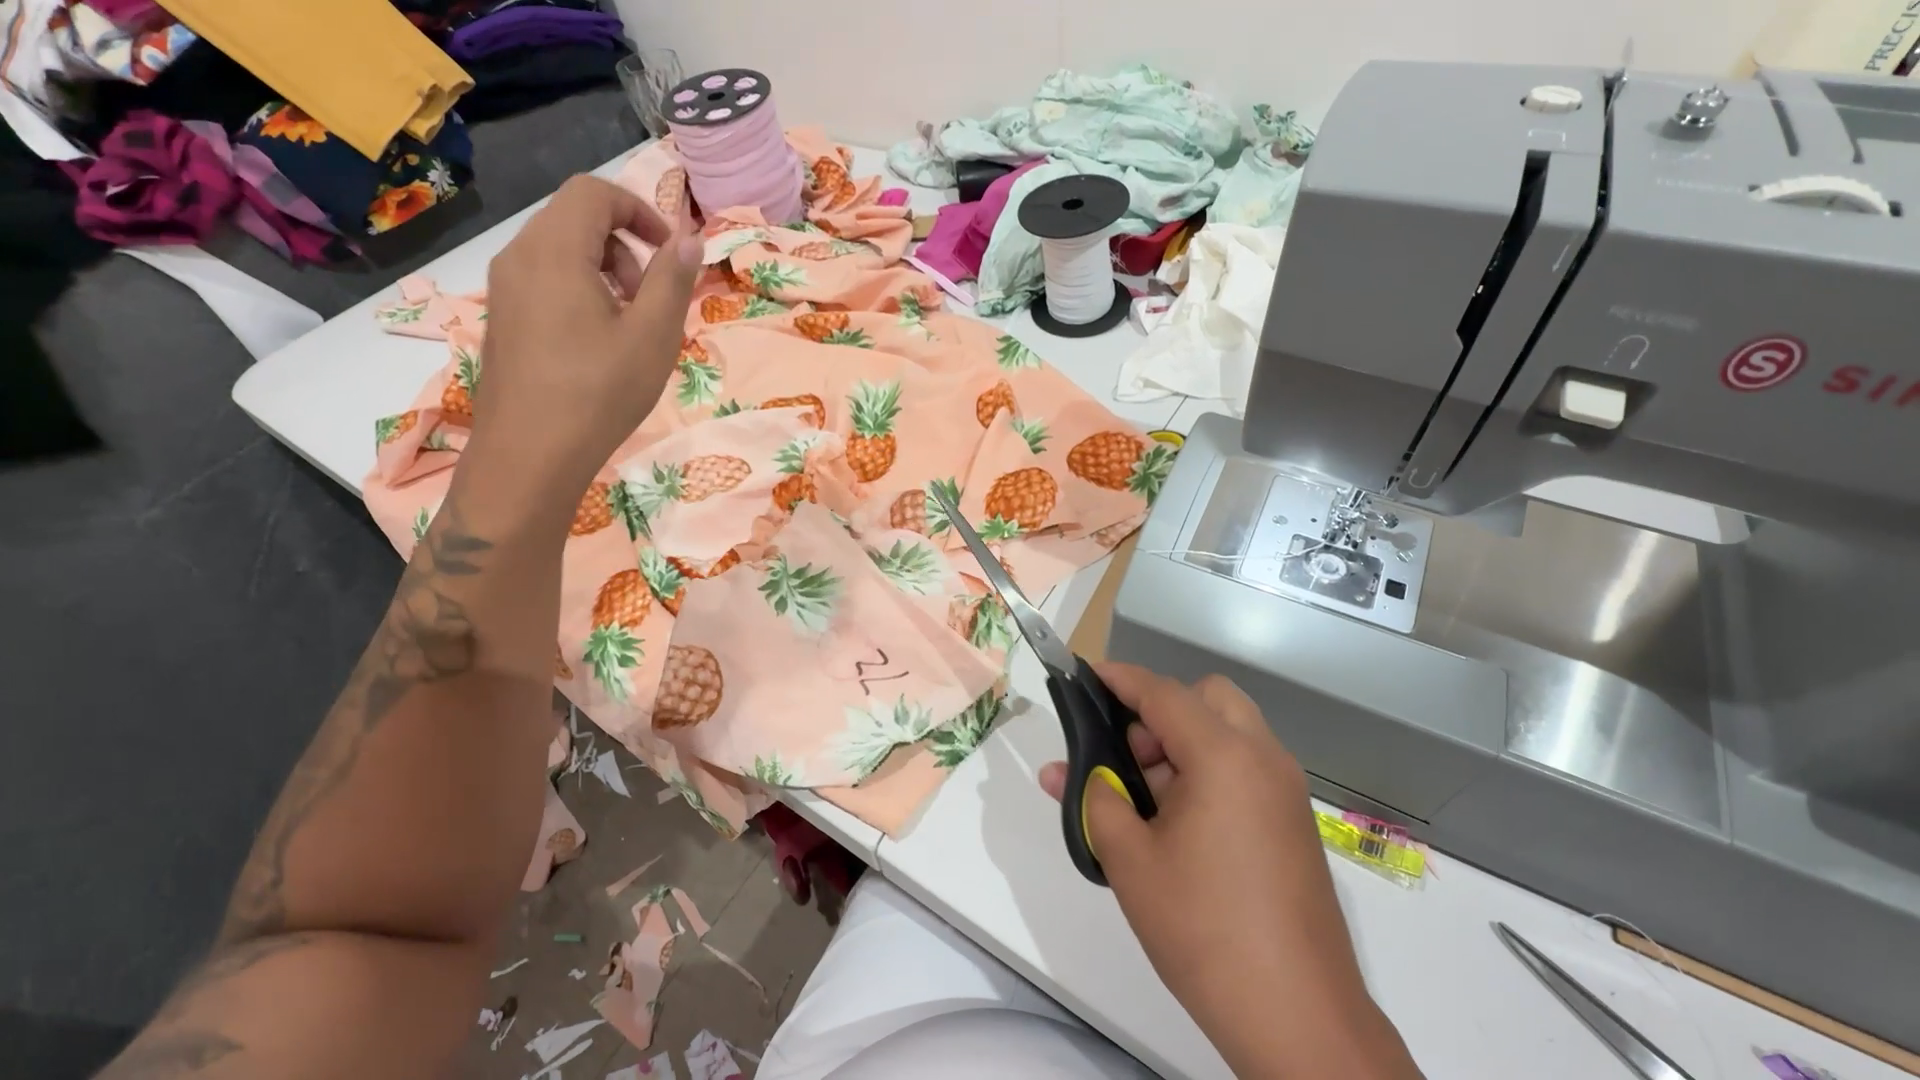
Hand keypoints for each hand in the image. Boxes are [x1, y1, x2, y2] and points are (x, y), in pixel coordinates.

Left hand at [472, 174, 700, 486]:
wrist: (528, 456)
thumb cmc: (598, 393)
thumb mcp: (652, 336)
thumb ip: (672, 279)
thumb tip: (689, 238)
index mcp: (554, 249)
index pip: (594, 192)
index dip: (639, 210)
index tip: (670, 253)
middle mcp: (519, 256)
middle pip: (574, 217)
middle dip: (623, 243)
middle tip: (650, 295)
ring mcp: (503, 288)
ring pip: (558, 249)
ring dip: (603, 268)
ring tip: (628, 322)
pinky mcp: (502, 318)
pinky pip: (543, 279)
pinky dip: (578, 288)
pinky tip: (597, 343)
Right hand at [1039, 664, 1419, 1078]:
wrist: (1295, 1011)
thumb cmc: (1202, 928)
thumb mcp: (1129, 860)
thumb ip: (1099, 801)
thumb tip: (1082, 775)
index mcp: (1225, 756)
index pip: (1163, 692)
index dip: (1119, 679)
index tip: (1084, 676)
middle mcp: (1264, 759)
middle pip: (1207, 700)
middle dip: (1159, 712)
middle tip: (1123, 760)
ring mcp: (1286, 792)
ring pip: (1228, 735)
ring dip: (1182, 745)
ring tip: (1138, 801)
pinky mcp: (1293, 824)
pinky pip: (1244, 771)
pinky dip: (1207, 773)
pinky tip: (1174, 826)